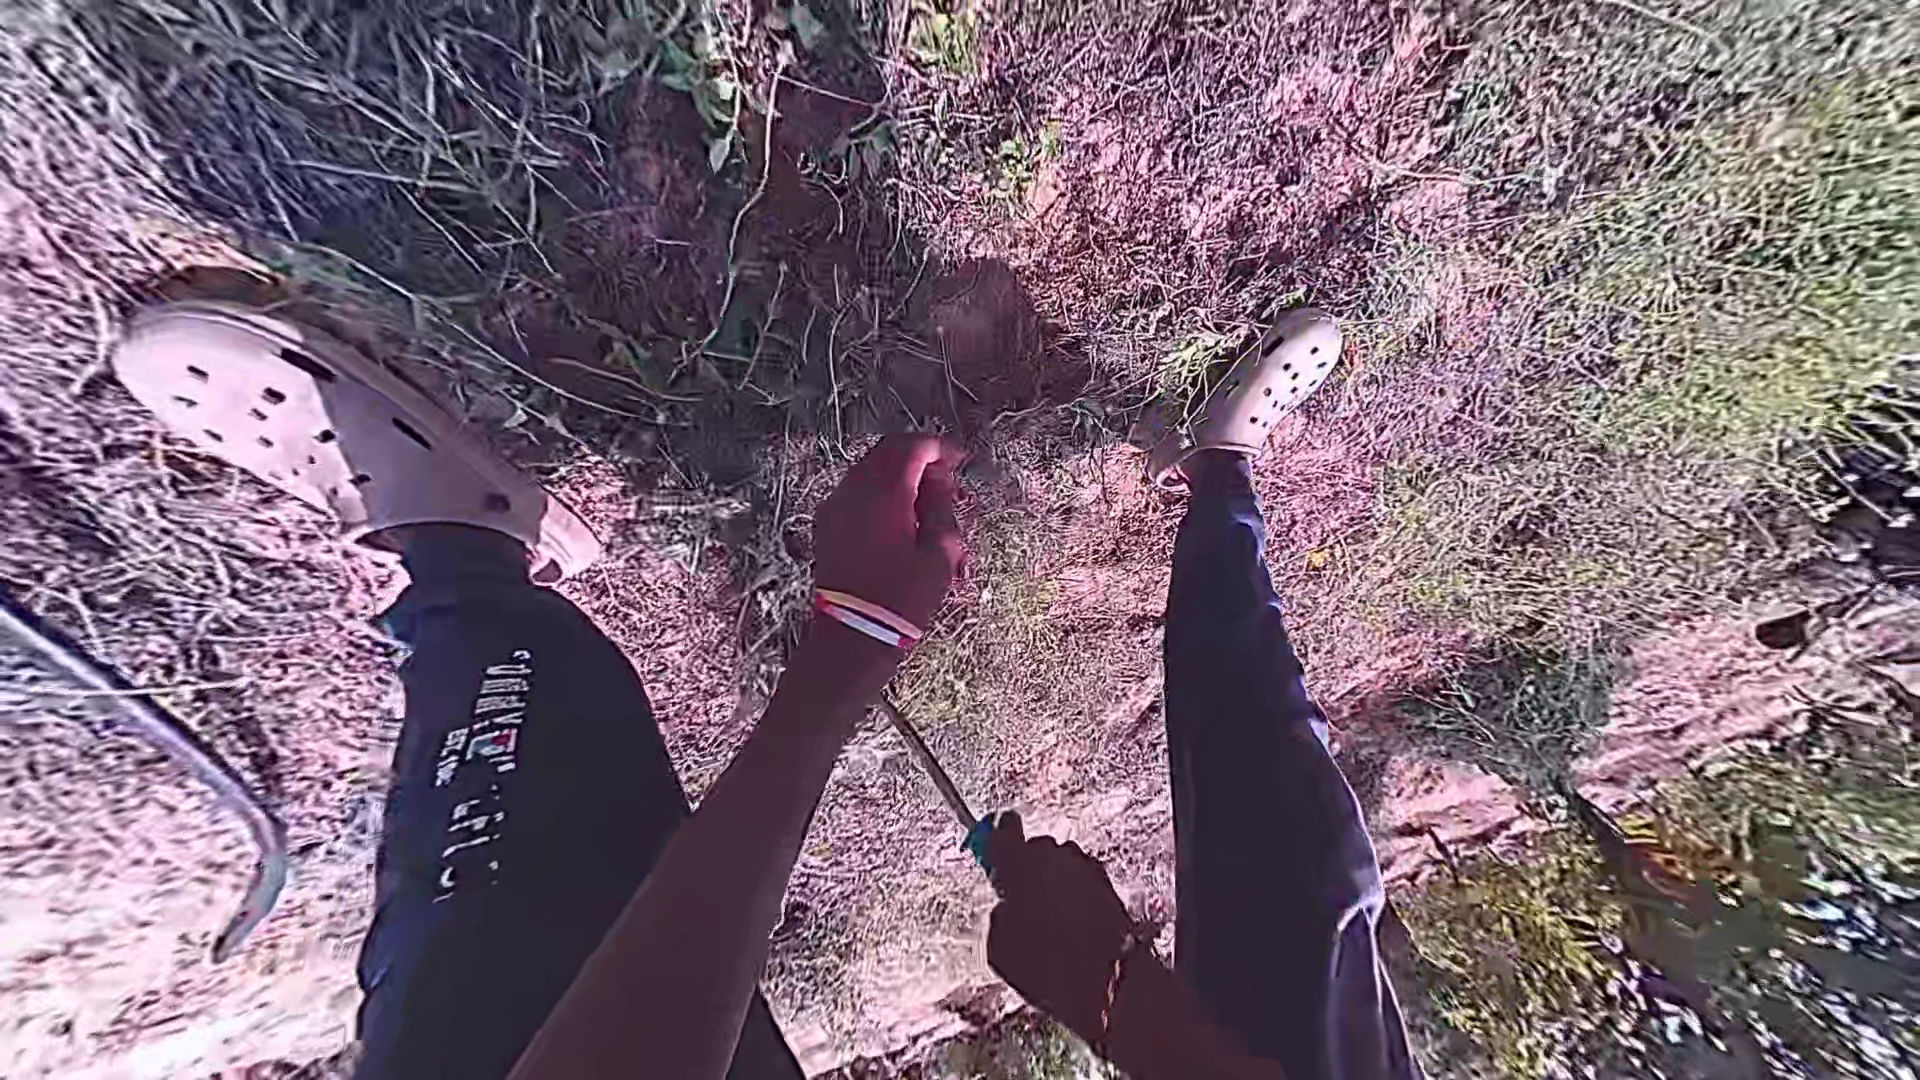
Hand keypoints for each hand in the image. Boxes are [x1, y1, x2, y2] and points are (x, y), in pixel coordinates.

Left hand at [813, 435, 964, 628]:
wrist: (854, 635)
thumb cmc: (902, 599)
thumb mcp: (939, 553)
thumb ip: (941, 506)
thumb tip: (940, 480)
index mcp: (885, 493)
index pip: (913, 447)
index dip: (939, 448)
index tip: (958, 459)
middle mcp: (854, 490)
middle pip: (887, 451)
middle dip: (918, 456)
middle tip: (944, 478)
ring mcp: (835, 506)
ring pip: (869, 469)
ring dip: (898, 472)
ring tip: (924, 499)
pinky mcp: (827, 524)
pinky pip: (855, 490)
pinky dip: (878, 489)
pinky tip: (897, 513)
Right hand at [985, 813, 1133, 1043]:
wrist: (1111, 981)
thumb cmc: (1050, 966)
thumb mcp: (1000, 950)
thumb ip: (996, 915)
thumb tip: (1005, 907)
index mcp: (1019, 862)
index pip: (1001, 828)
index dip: (996, 839)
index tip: (995, 856)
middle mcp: (1051, 853)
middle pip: (1032, 847)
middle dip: (1027, 869)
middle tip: (1024, 904)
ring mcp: (1080, 862)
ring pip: (1058, 862)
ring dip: (1053, 880)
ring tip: (1054, 920)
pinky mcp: (1104, 877)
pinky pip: (1080, 875)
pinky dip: (1076, 891)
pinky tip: (1076, 924)